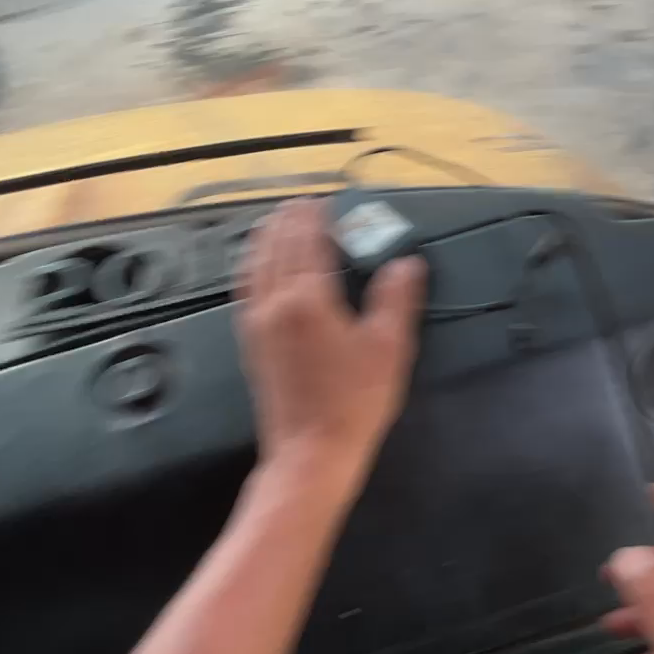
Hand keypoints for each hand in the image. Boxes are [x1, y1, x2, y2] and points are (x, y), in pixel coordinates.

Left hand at [238, 200, 425, 480]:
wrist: (310, 452)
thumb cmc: (354, 401)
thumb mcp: (389, 348)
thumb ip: (396, 299)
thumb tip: (407, 262)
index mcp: (309, 298)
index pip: (309, 242)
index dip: (318, 218)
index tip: (328, 200)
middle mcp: (275, 302)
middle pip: (278, 247)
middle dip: (291, 220)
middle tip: (306, 203)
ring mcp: (257, 322)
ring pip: (255, 264)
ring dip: (267, 236)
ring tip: (279, 222)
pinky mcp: (251, 342)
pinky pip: (245, 287)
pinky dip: (253, 264)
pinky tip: (260, 266)